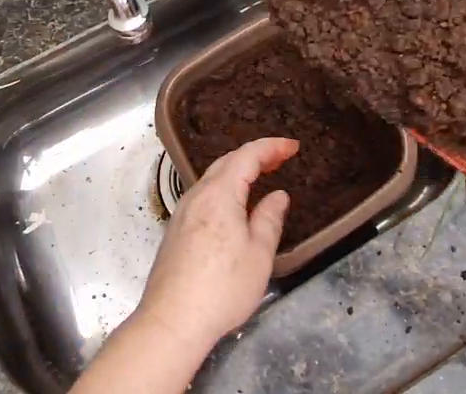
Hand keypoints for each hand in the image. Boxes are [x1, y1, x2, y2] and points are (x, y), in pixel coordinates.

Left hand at [134, 136, 296, 353]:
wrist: (172, 320)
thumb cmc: (222, 288)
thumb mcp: (258, 255)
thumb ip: (269, 219)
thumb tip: (277, 196)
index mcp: (219, 194)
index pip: (247, 156)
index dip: (272, 147)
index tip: (293, 146)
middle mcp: (197, 195)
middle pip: (227, 162)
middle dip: (255, 156)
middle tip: (281, 159)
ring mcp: (183, 211)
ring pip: (213, 178)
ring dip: (238, 171)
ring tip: (260, 178)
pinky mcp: (176, 229)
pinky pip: (204, 195)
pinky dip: (224, 188)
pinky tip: (234, 206)